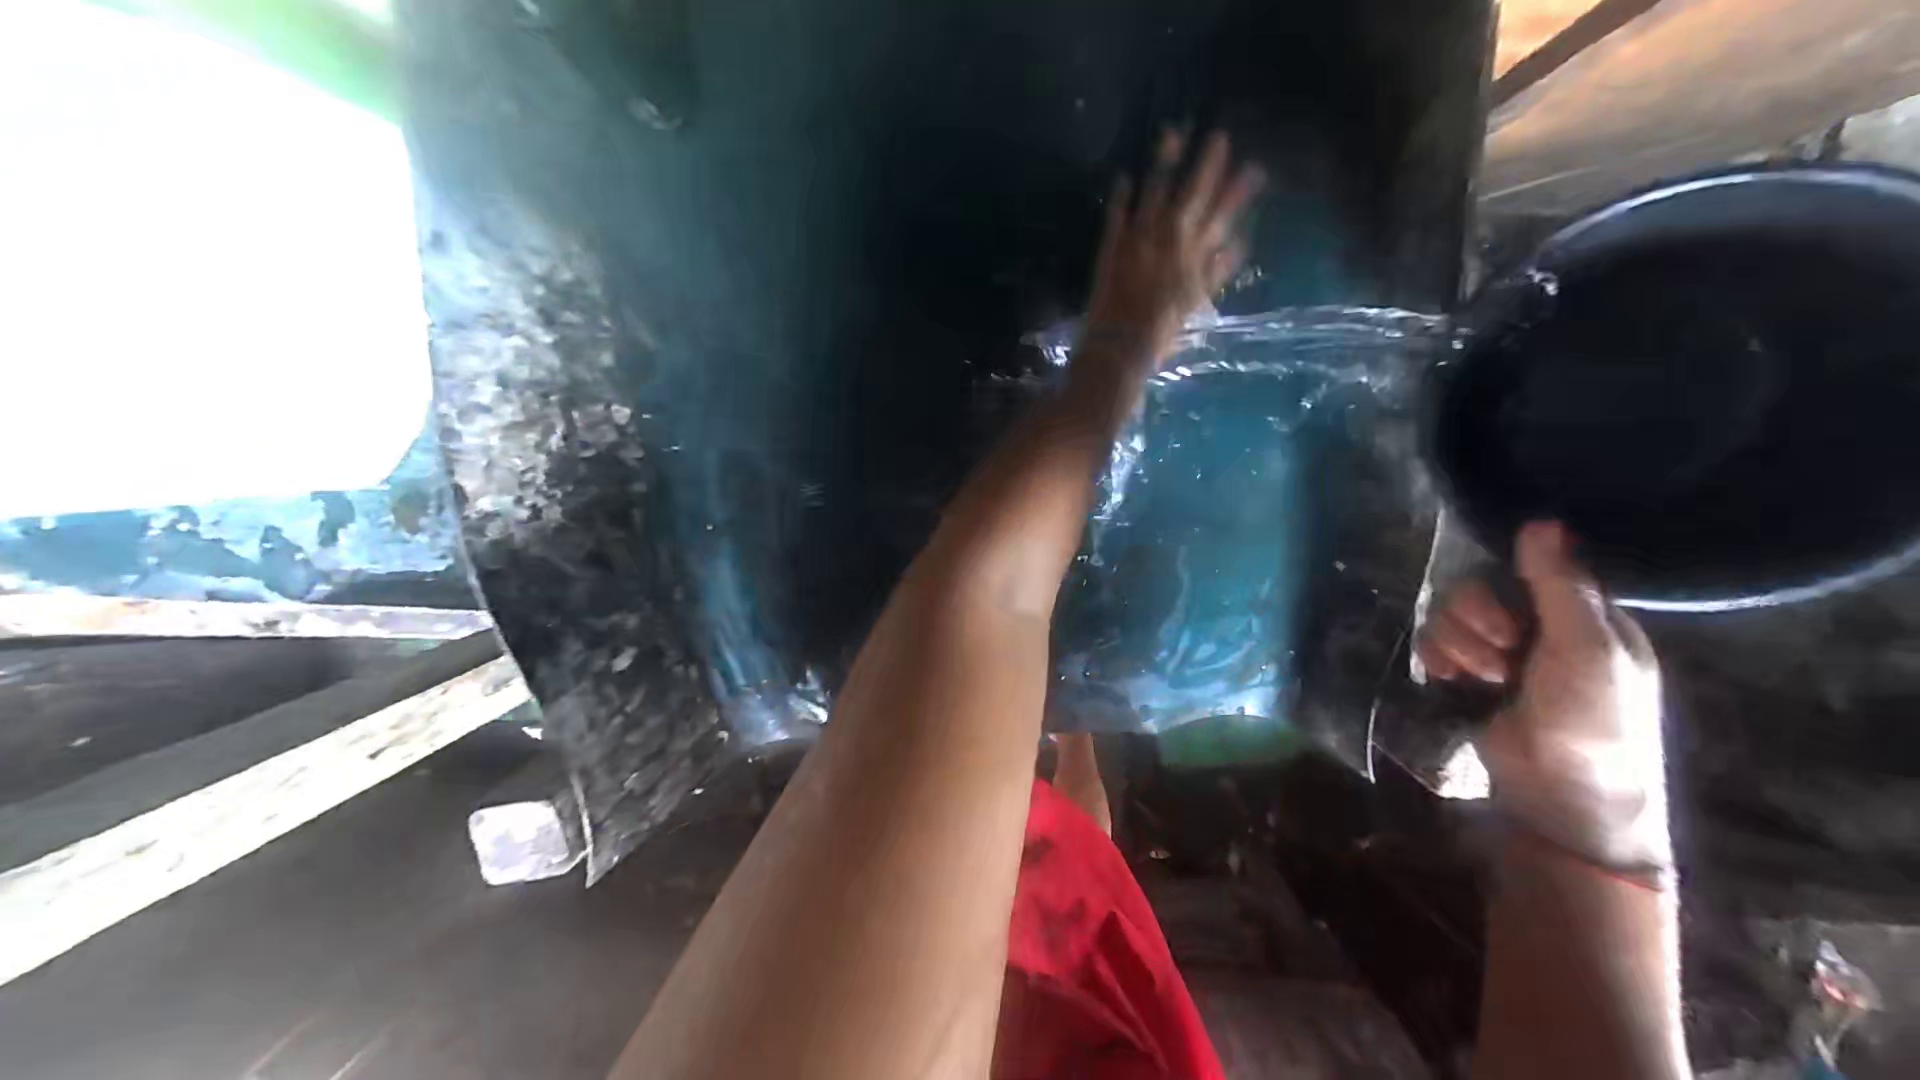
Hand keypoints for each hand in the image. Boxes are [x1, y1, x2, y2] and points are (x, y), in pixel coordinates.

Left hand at [1077, 128, 1264, 386]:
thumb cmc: (1157, 338)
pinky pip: (1117, 218)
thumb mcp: (1195, 307)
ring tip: (1173, 133)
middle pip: (1193, 199)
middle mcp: (1171, 246)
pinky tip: (1125, 176)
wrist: (1119, 350)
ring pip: (1156, 197)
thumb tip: (1237, 246)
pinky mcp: (1112, 250)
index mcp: (1194, 262)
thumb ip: (1215, 275)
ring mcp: (1139, 244)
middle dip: (1207, 167)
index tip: (1255, 168)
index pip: (1222, 219)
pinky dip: (1121, 199)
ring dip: (1165, 165)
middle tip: (1220, 135)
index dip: (1237, 194)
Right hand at [1417, 522, 1671, 874]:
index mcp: (1583, 617)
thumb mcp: (1586, 649)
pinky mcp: (1468, 677)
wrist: (1562, 793)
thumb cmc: (1592, 720)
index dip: (1509, 585)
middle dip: (1477, 620)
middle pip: (1479, 589)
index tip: (1514, 616)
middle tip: (1499, 653)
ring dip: (1458, 644)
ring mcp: (1502, 654)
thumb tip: (1541, 519)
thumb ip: (1560, 585)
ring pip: (1452, 616)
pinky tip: (1450, 679)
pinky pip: (1435, 644)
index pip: (1528, 570)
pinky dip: (1438, 659)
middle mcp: (1539, 628)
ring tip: (1480, 677)